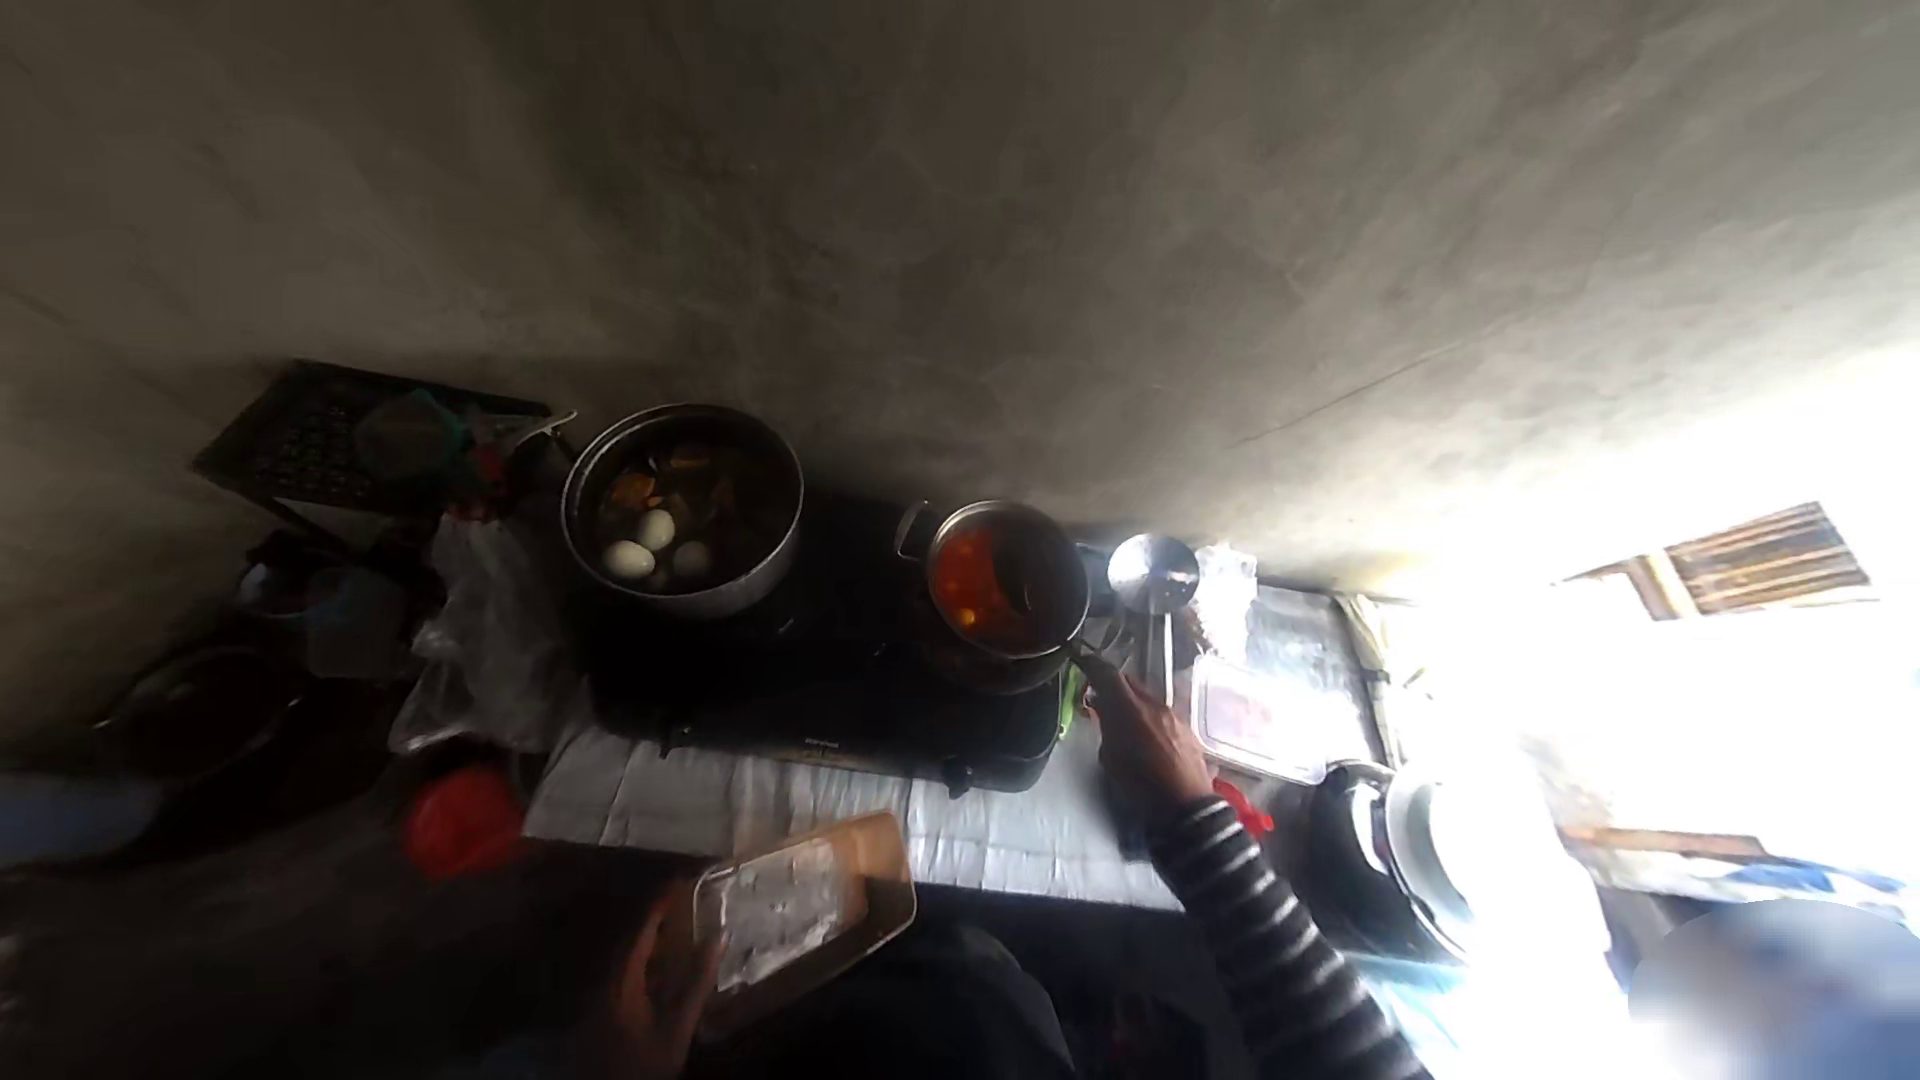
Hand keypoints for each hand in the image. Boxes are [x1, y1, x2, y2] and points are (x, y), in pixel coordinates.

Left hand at [612, 889, 721, 1079]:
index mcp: (622, 980)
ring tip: (678, 926)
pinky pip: (621, 974)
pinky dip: (643, 960)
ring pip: (624, 957)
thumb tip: (720, 935)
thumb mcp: (679, 1025)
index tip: (683, 881)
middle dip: (657, 917)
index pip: (642, 929)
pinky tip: (660, 967)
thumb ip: (699, 980)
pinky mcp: (597, 1017)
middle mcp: (604, 984)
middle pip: (630, 939)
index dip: (662, 903)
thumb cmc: (645, 1065)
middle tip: (685, 900)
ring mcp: (597, 1002)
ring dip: (650, 939)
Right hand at [1080, 654, 1213, 820]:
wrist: (1186, 809)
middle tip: (1101, 696)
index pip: (1108, 674)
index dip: (1093, 665)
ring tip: (1125, 719)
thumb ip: (1106, 727)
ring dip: (1132, 701)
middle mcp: (1154, 705)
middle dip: (1113, 684)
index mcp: (1131, 710)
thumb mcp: (1111, 758)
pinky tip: (1148, 735)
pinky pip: (1162, 712)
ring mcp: (1174, 715)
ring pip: (1147, 696)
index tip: (1083, 662)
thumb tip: (1103, 708)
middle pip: (1129, 681)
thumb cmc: (1140, 787)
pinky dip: (1149, 715)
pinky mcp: (1187, 728)